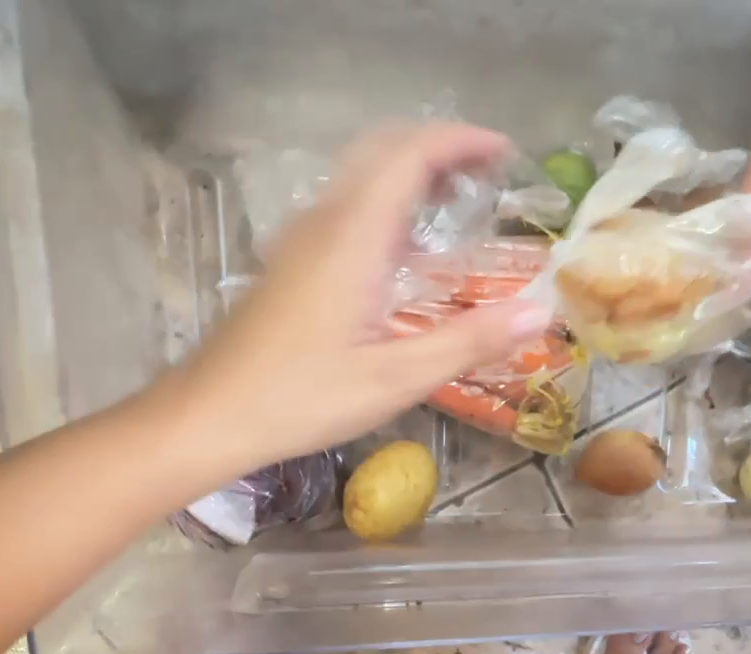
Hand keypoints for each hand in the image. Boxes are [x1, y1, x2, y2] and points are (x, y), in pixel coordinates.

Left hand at [167, 124, 551, 466]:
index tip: (504, 152)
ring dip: (407, 173)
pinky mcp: (288, 265)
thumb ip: (469, 342)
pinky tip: (403, 256)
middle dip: (436, 148)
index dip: (459, 141)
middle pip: (381, 152)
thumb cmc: (302, 398)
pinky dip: (383, 206)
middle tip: (485, 172)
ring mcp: (299, 242)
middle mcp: (323, 224)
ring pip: (357, 179)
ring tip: (454, 202)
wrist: (211, 414)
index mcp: (352, 238)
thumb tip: (539, 312)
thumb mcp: (395, 378)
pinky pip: (343, 210)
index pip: (409, 155)